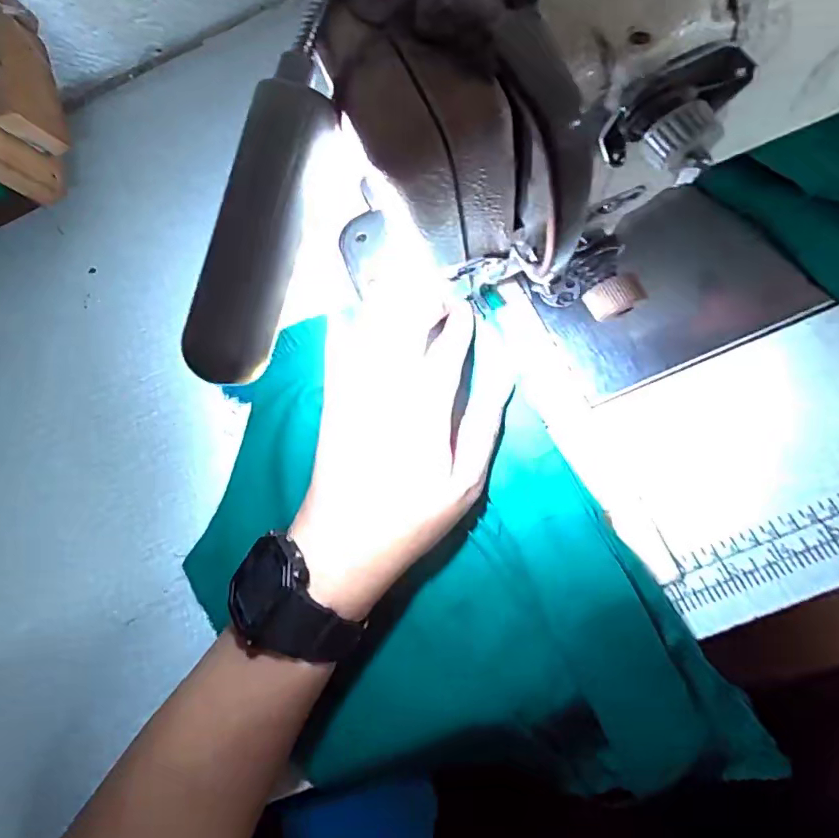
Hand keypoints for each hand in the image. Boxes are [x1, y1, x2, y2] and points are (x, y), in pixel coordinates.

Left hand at [287, 294, 512, 618]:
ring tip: (411, 294)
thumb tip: (505, 374)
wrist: (341, 543)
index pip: (446, 347)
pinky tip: (355, 310)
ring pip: (373, 328)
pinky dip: (348, 323)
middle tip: (443, 297)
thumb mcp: (464, 484)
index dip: (459, 322)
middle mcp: (388, 388)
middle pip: (406, 324)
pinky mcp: (332, 397)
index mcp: (426, 409)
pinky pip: (338, 347)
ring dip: (393, 302)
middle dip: (426, 299)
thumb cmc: (412, 517)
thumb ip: (485, 424)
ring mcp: (354, 389)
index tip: (468, 311)